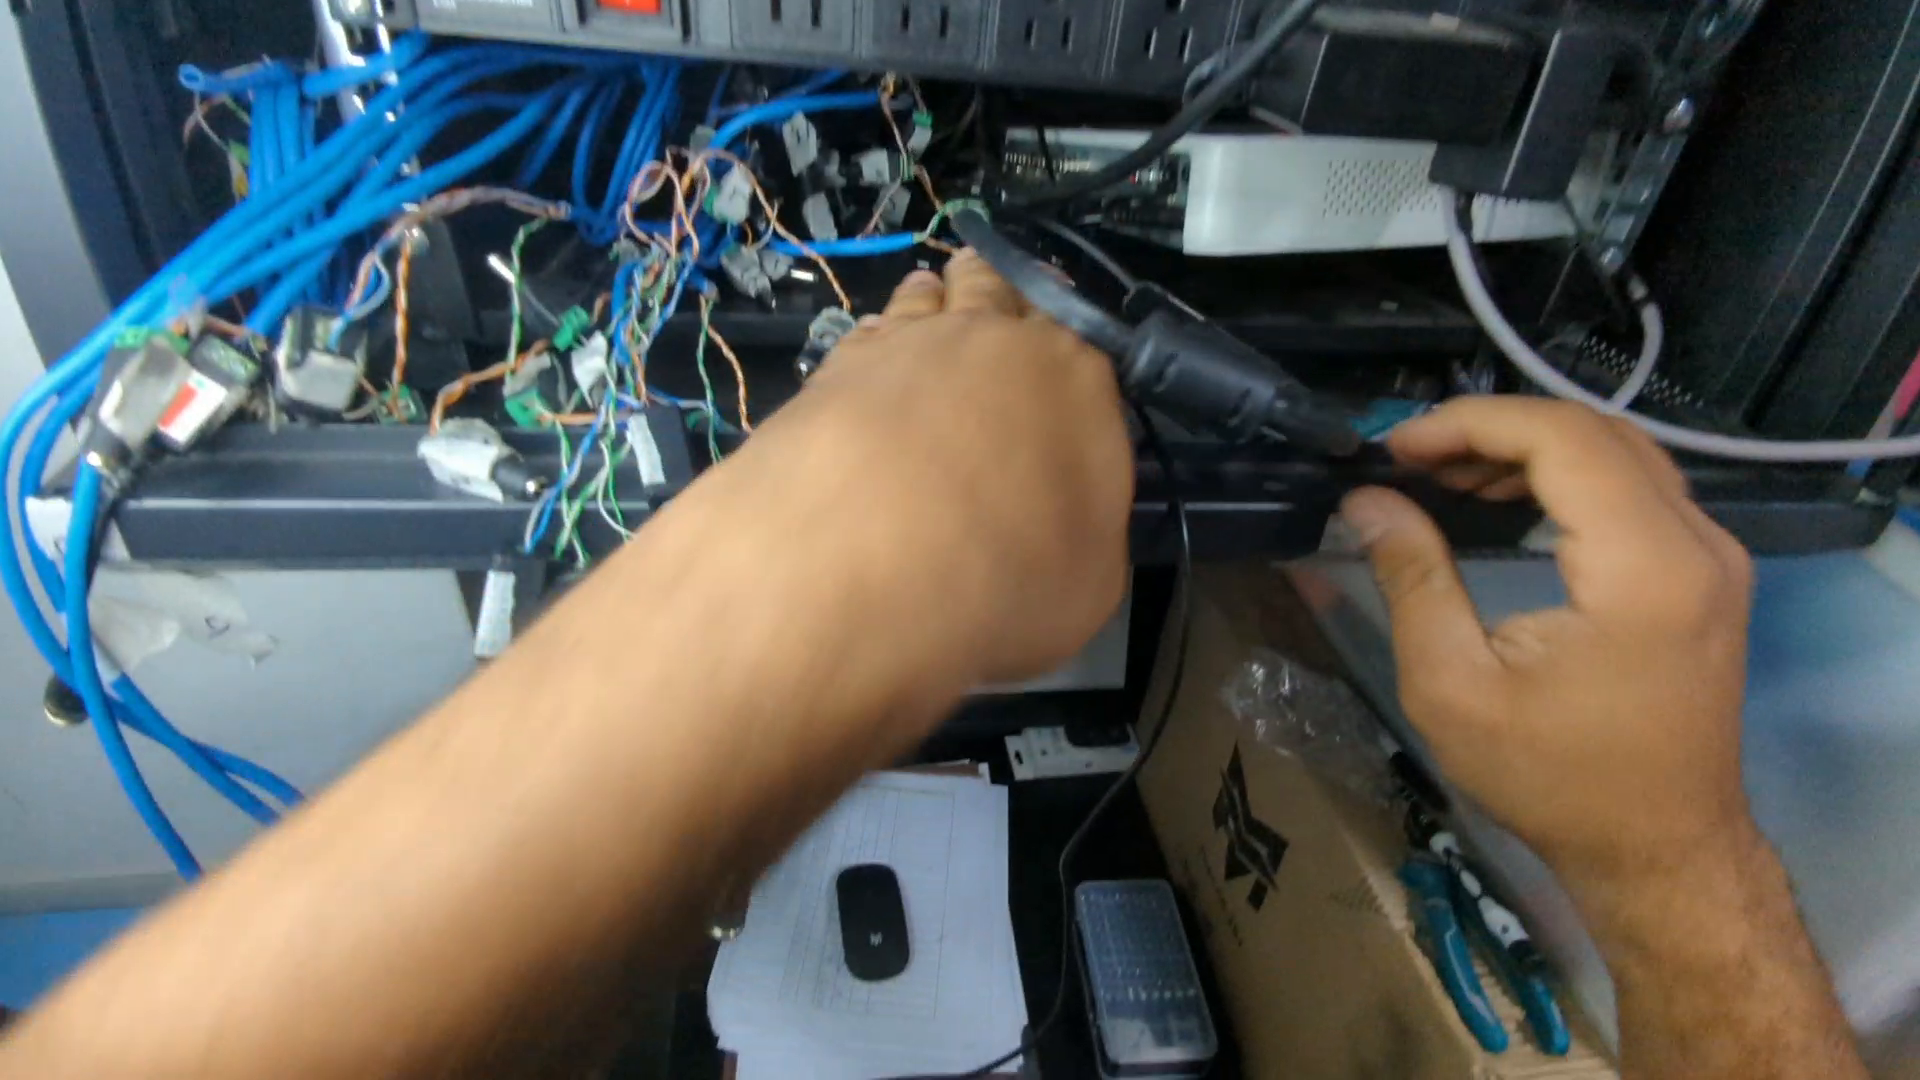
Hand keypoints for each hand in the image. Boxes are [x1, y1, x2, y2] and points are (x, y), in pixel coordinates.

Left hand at [701, 250, 1133, 686]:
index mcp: (1074, 382)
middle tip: (987, 284)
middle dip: (998, 291)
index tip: (1053, 348)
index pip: (1078, 346)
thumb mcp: (1090, 582)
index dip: (1064, 347)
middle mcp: (993, 343)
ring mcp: (909, 346)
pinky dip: (874, 332)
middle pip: (999, 295)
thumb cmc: (1008, 577)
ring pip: (928, 298)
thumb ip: (1087, 529)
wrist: (875, 556)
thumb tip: (1065, 517)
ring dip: (934, 296)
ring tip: (931, 290)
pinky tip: (870, 342)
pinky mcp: (836, 368)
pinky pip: (865, 330)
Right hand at [1339, 398, 1756, 888]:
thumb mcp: (1450, 681)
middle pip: (1594, 431)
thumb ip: (1411, 575)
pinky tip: (1497, 498)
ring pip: (1616, 449)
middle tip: (1407, 457)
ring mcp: (1709, 556)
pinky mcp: (1699, 572)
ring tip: (1439, 474)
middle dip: (1488, 428)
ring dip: (1520, 447)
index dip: (1470, 424)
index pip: (1563, 440)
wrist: (1654, 846)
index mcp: (1641, 570)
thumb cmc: (1547, 773)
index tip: (1395, 448)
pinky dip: (1556, 474)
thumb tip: (1366, 499)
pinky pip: (1629, 485)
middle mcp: (1696, 545)